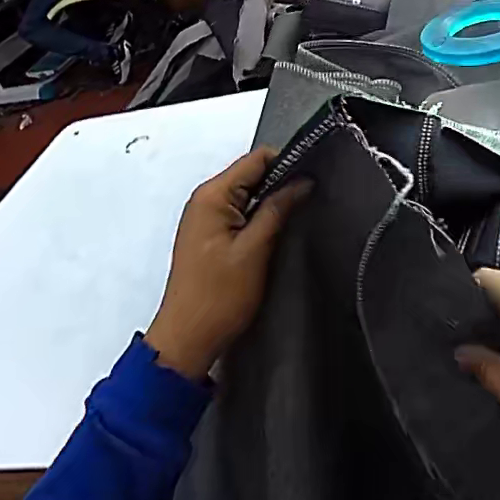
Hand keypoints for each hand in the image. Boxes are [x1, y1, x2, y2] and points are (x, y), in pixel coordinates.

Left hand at [145, 147, 311, 381]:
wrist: (187, 340)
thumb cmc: (218, 296)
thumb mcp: (255, 249)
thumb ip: (278, 208)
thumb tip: (303, 181)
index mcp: (212, 196)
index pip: (257, 159)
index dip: (287, 163)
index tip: (312, 178)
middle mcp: (205, 200)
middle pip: (253, 173)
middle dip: (282, 181)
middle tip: (309, 199)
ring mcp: (206, 217)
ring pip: (249, 192)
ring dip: (272, 200)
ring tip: (297, 215)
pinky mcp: (211, 234)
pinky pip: (242, 210)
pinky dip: (260, 215)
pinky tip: (276, 230)